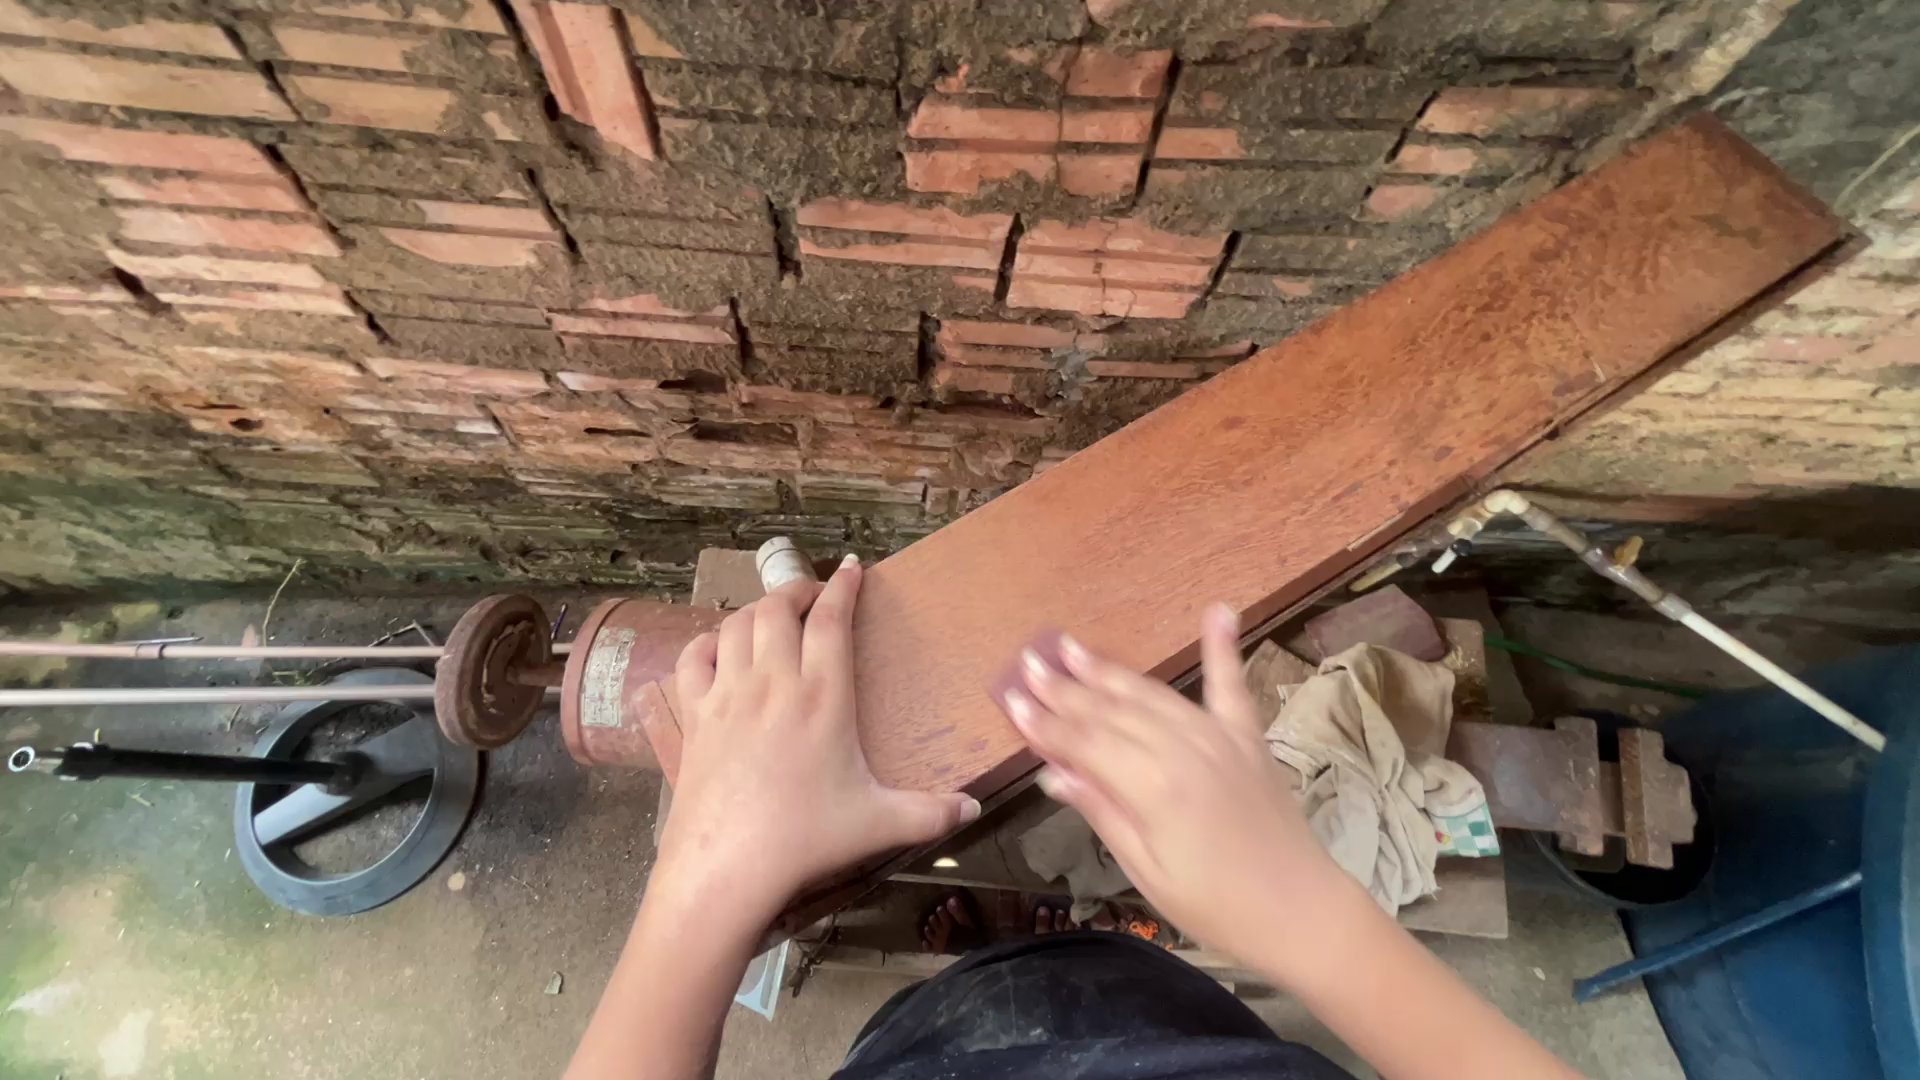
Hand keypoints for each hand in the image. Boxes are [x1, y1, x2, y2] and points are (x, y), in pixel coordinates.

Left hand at [656, 555, 980, 925]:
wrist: (725, 870)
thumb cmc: (806, 839)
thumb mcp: (878, 823)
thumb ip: (931, 812)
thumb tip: (975, 807)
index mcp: (822, 695)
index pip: (831, 619)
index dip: (843, 586)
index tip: (852, 568)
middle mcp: (773, 681)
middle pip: (779, 608)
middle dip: (798, 590)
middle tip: (814, 595)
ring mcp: (728, 694)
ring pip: (737, 624)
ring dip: (758, 610)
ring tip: (775, 617)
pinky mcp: (695, 715)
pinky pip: (694, 658)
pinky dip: (708, 641)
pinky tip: (721, 648)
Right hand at [1000, 604, 1351, 963]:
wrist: (1302, 913)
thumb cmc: (1216, 906)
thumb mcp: (1146, 870)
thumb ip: (1102, 812)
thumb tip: (1053, 773)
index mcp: (1153, 786)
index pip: (1083, 744)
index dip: (1044, 724)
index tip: (1012, 701)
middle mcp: (1182, 748)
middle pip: (1109, 711)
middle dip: (1063, 688)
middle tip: (1028, 663)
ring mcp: (1216, 735)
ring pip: (1148, 693)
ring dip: (1106, 669)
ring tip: (1069, 645)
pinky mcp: (1245, 735)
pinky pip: (1230, 684)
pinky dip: (1223, 646)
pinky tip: (1219, 610)